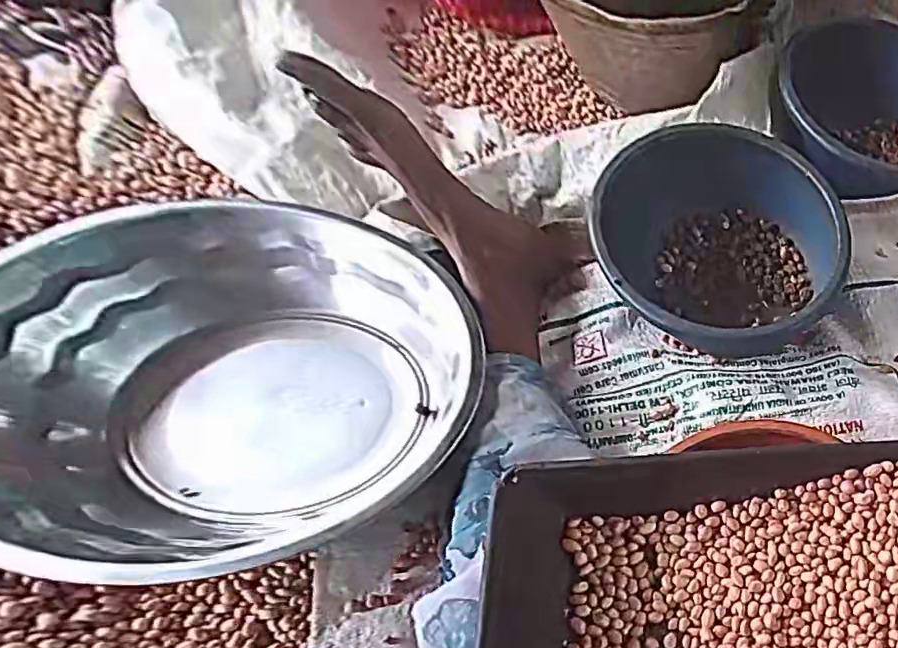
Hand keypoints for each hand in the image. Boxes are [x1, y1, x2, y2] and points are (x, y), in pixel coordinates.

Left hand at [278, 51, 588, 359]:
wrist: (504, 325)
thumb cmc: (519, 289)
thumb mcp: (550, 254)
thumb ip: (569, 237)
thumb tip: (591, 230)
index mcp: (441, 195)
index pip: (389, 137)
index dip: (350, 100)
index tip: (309, 72)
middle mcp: (425, 201)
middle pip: (373, 143)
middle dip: (341, 107)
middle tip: (306, 76)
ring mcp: (426, 216)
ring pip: (379, 163)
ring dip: (355, 131)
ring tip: (330, 106)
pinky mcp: (434, 228)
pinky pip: (395, 180)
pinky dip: (375, 157)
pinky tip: (364, 153)